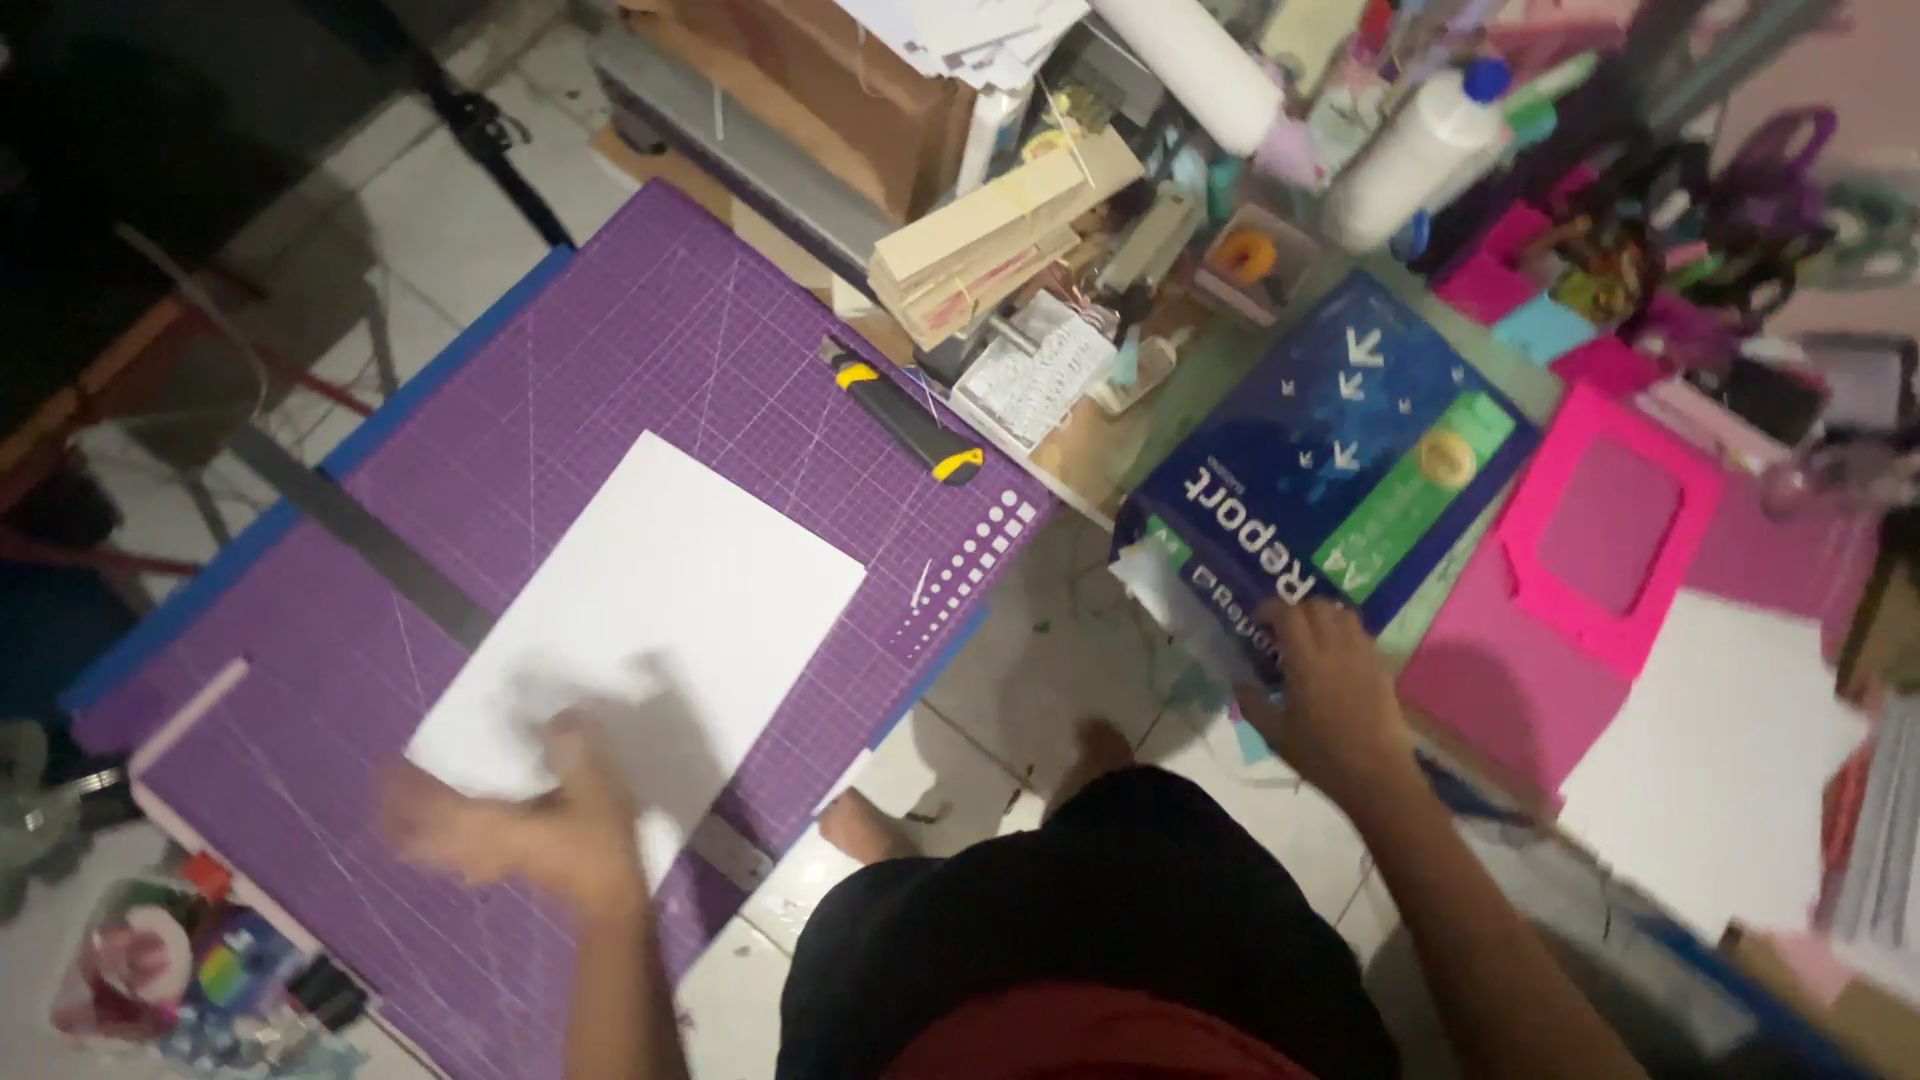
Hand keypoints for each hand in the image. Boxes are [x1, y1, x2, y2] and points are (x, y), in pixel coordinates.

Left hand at [384, 711, 645, 920]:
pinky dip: (441, 846)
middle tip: (389, 785)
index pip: (432, 806)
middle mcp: (480, 846)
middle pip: (420, 835)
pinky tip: (454, 839)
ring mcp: (491, 862)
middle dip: (398, 812)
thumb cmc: (601, 840)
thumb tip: (556, 717)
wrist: (611, 895)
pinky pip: (456, 857)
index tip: (388, 762)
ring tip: (408, 809)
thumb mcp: (597, 787)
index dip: (407, 786)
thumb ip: (574, 750)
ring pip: (434, 851)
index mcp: (493, 824)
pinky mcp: (508, 868)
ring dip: (414, 831)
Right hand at [1235, 599, 1420, 810]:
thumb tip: (1237, 681)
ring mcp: (1363, 657)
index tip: (1257, 621)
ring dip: (1322, 616)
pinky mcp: (1382, 668)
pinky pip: (1361, 633)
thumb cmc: (1321, 757)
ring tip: (1310, 636)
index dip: (1269, 608)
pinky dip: (1344, 631)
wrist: (1377, 778)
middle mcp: (1336, 650)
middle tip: (1282, 630)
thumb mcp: (1274, 734)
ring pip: (1343, 614)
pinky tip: (1335, 655)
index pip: (1288, 613)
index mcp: (1306, 663)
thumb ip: (1251, 703)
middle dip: (1295, 609)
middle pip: (1317, 606)